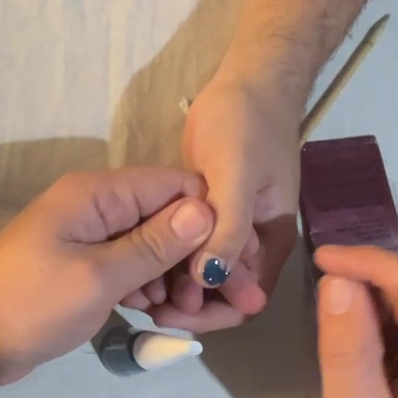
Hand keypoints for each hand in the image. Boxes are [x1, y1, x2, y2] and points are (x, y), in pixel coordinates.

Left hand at [0, 168, 214, 384]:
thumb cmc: (32, 305)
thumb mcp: (99, 277)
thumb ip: (153, 244)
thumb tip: (205, 210)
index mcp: (97, 194)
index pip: (173, 186)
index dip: (210, 220)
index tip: (239, 260)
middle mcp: (96, 207)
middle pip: (165, 219)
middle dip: (197, 257)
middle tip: (230, 302)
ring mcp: (88, 238)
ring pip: (150, 247)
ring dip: (173, 278)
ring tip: (189, 315)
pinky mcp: (84, 267)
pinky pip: (129, 268)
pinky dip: (147, 288)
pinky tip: (158, 316)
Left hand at [152, 79, 300, 331]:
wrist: (249, 82)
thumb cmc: (248, 126)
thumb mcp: (236, 178)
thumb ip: (226, 228)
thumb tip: (209, 278)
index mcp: (265, 240)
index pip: (245, 292)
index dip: (215, 309)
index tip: (178, 315)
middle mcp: (242, 240)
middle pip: (216, 288)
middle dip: (187, 301)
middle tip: (149, 309)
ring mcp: (218, 227)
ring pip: (192, 270)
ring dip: (169, 284)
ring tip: (136, 293)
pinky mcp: (196, 213)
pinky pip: (176, 248)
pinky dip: (159, 260)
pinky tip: (132, 265)